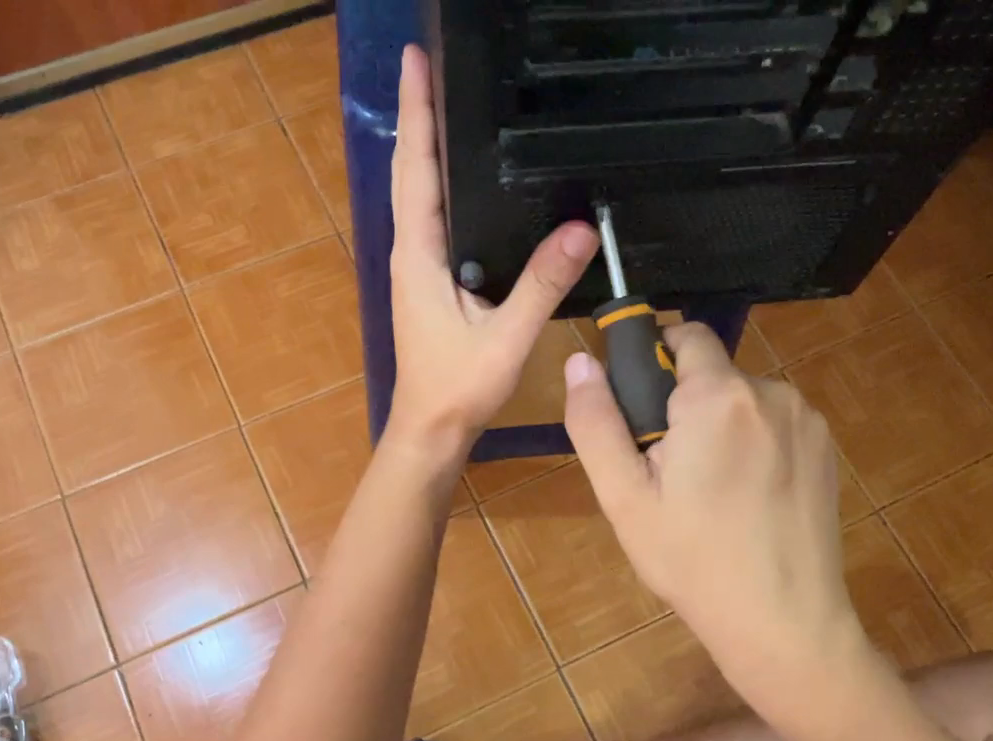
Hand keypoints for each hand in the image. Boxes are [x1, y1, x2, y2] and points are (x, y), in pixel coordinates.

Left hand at [385, 44, 598, 458]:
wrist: (430, 429)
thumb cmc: (459, 388)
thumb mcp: (507, 337)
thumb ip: (542, 284)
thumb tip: (582, 228)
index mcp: (419, 255)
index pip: (416, 169)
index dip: (416, 112)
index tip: (416, 60)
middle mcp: (409, 252)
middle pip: (410, 170)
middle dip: (418, 115)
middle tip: (432, 64)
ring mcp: (415, 267)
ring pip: (416, 193)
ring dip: (425, 146)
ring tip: (444, 102)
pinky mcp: (428, 282)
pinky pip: (430, 218)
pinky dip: (439, 184)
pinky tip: (463, 179)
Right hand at [563, 322, 864, 720]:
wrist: (784, 622)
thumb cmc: (693, 561)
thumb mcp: (625, 498)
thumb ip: (597, 422)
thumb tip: (580, 361)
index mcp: (719, 396)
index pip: (683, 335)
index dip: (653, 364)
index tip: (641, 419)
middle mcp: (771, 392)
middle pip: (712, 374)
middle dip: (685, 407)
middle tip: (670, 476)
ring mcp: (807, 420)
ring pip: (744, 402)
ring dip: (720, 428)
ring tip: (710, 496)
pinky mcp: (827, 449)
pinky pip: (775, 426)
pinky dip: (754, 446)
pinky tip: (747, 501)